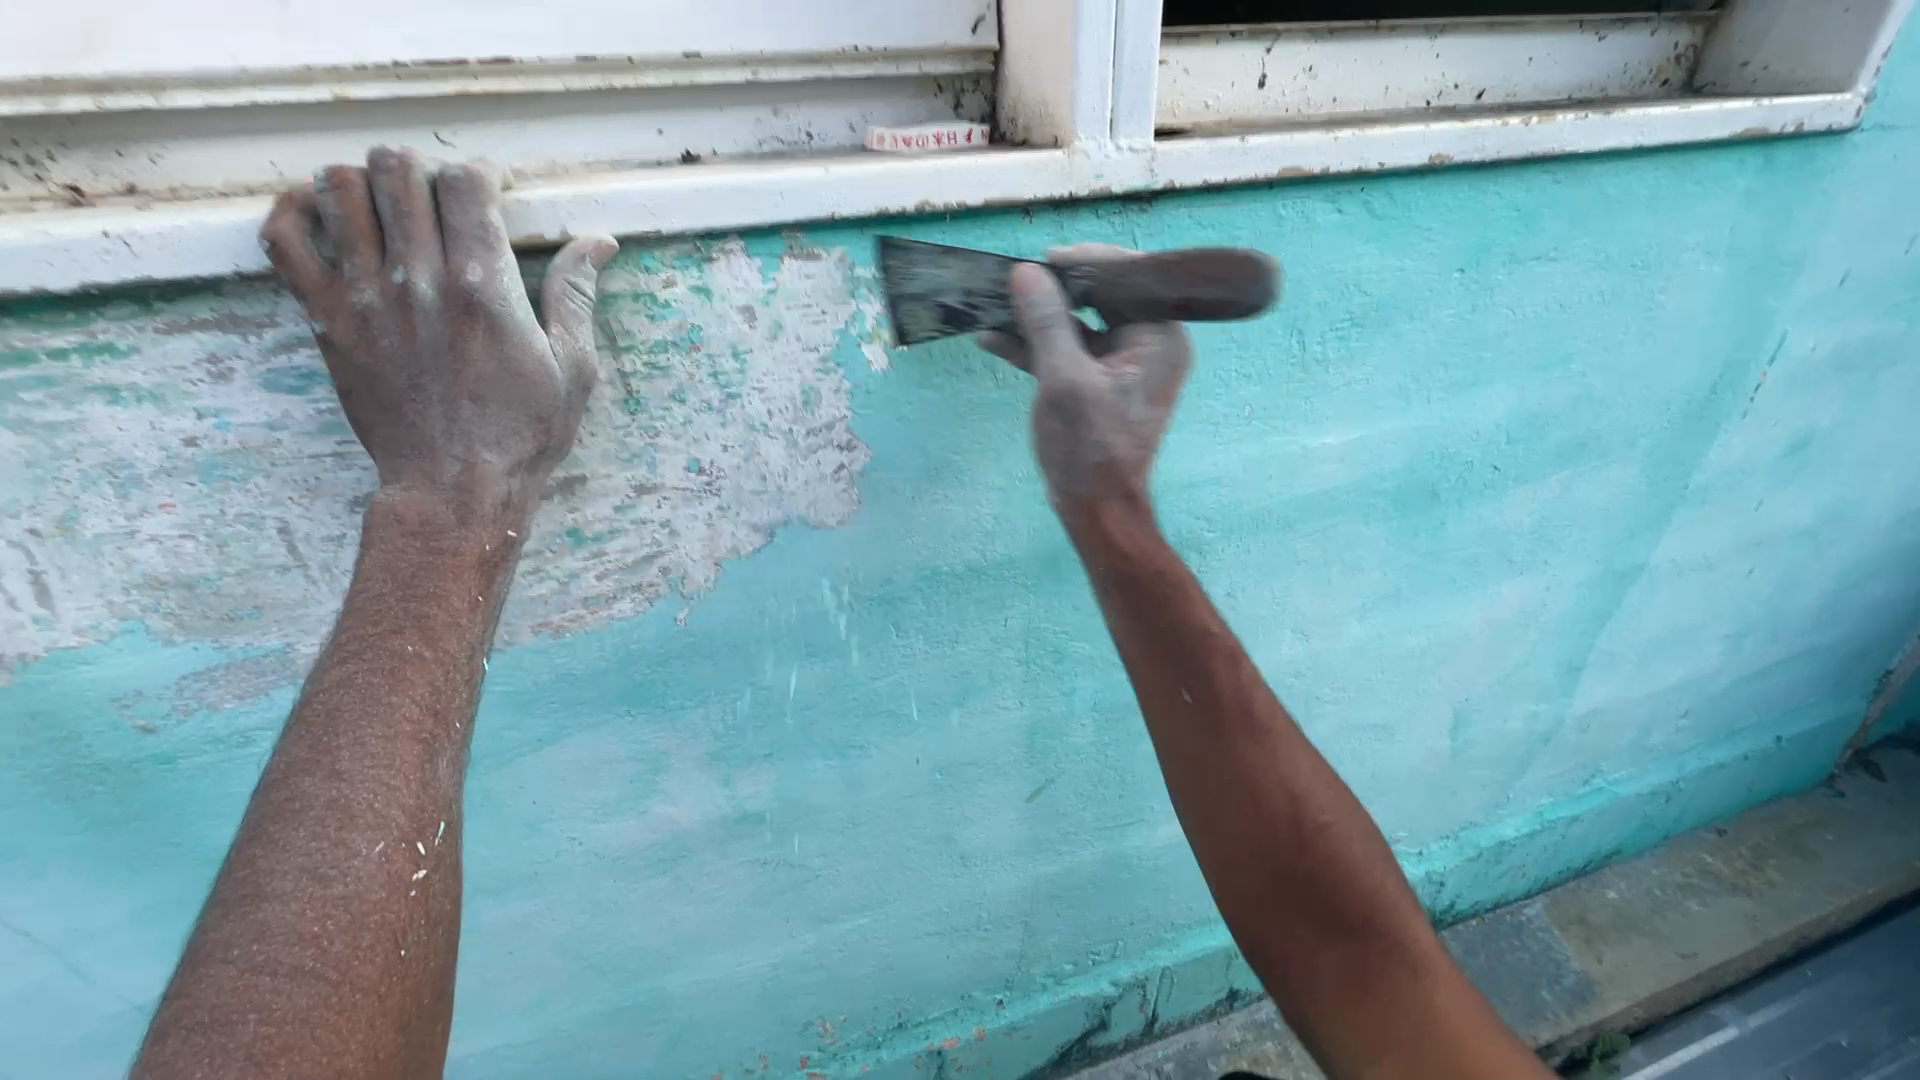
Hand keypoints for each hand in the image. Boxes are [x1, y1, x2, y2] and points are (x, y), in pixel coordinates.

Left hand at [260, 147, 615, 524]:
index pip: (465, 183)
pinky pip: (284, 237)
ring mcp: (364, 297)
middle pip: (396, 169)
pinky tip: (327, 222)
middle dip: (422, 171)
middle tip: (439, 200)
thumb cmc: (523, 433)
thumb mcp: (574, 368)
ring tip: (389, 211)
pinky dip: (298, 213)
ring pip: (338, 188)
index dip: (480, 174)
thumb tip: (598, 242)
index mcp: (487, 288)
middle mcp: (420, 280)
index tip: (491, 191)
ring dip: (365, 185)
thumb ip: (577, 296)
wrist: (456, 486)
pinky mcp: (326, 320)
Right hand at [978, 245, 1192, 515]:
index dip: (1083, 263)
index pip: (1127, 277)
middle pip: (1100, 296)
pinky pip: (1067, 352)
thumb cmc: (1088, 446)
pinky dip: (1035, 347)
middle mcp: (1148, 343)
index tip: (1041, 261)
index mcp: (1159, 336)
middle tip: (1014, 279)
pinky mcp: (1096, 383)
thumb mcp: (1064, 380)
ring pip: (1078, 323)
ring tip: (994, 303)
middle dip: (1053, 289)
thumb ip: (1046, 322)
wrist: (1096, 508)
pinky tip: (993, 338)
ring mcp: (1121, 365)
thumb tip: (1025, 272)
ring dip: (1036, 318)